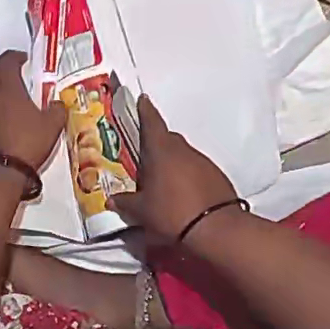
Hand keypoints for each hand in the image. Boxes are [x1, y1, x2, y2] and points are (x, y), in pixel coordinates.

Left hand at [0, 51, 64, 170]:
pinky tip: (12, 134)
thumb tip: (58, 104)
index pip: (6, 61)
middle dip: (12, 81)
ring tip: (23, 115)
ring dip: (5, 103)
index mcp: (7, 88)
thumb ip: (57, 109)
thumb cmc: (26, 144)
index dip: (16, 57)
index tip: (25, 59)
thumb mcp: (52, 126)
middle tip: (28, 88)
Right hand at [107, 95, 238, 243]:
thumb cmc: (172, 212)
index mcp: (161, 151)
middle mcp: (183, 150)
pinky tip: (180, 193)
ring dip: (172, 162)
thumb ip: (126, 202)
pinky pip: (196, 169)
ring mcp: (203, 162)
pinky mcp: (217, 176)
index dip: (145, 110)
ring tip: (161, 182)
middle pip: (168, 139)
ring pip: (183, 155)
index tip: (142, 99)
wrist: (216, 229)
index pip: (151, 123)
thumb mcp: (142, 211)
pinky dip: (187, 175)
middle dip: (156, 144)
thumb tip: (112, 200)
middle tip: (144, 157)